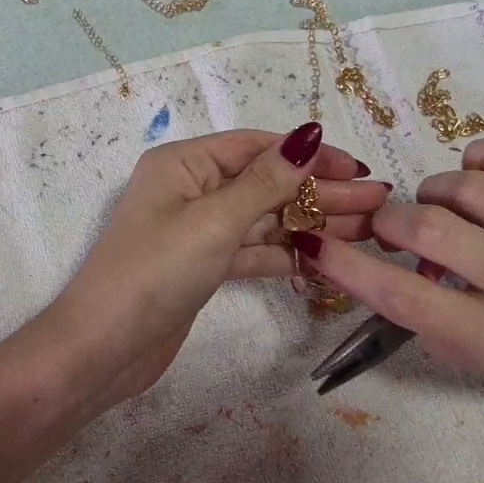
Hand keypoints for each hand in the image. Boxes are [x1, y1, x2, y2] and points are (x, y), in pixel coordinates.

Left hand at [47, 122, 392, 407]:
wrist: (104, 347)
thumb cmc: (155, 271)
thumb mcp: (214, 220)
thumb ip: (266, 181)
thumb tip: (309, 134)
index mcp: (184, 163)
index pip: (256, 146)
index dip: (309, 154)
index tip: (360, 167)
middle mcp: (190, 189)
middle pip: (265, 182)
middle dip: (320, 190)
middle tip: (379, 203)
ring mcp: (196, 230)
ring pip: (263, 218)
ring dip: (310, 222)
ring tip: (367, 231)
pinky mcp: (202, 266)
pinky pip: (252, 250)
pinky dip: (286, 253)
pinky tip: (325, 258)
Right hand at [297, 136, 483, 405]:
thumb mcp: (480, 360)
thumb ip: (421, 314)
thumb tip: (363, 258)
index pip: (406, 298)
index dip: (348, 265)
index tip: (314, 241)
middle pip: (431, 229)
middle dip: (390, 222)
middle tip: (389, 229)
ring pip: (468, 187)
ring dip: (433, 193)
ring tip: (439, 210)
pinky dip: (483, 154)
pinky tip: (475, 171)